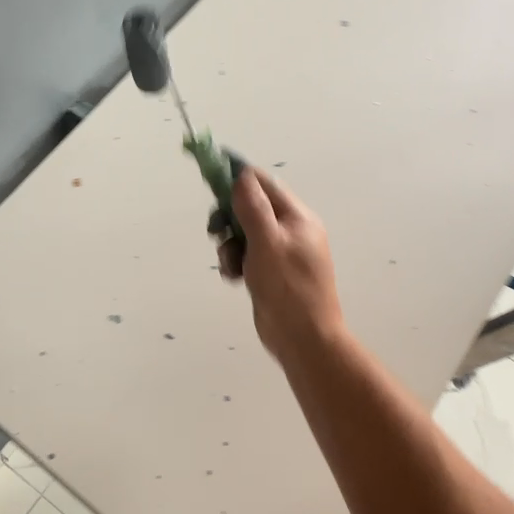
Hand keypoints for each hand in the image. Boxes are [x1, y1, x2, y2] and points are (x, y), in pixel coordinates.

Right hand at [219, 166, 345, 364]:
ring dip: (229, 244)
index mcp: (297, 218)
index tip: (209, 183)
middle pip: (250, 207)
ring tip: (230, 265)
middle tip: (215, 232)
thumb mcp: (267, 242)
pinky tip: (234, 277)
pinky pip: (245, 254)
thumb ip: (252, 207)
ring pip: (243, 232)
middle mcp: (291, 230)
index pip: (263, 183)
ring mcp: (281, 252)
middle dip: (228, 217)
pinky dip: (235, 261)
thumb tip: (241, 174)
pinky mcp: (270, 271)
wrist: (303, 338)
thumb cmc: (287, 288)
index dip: (236, 179)